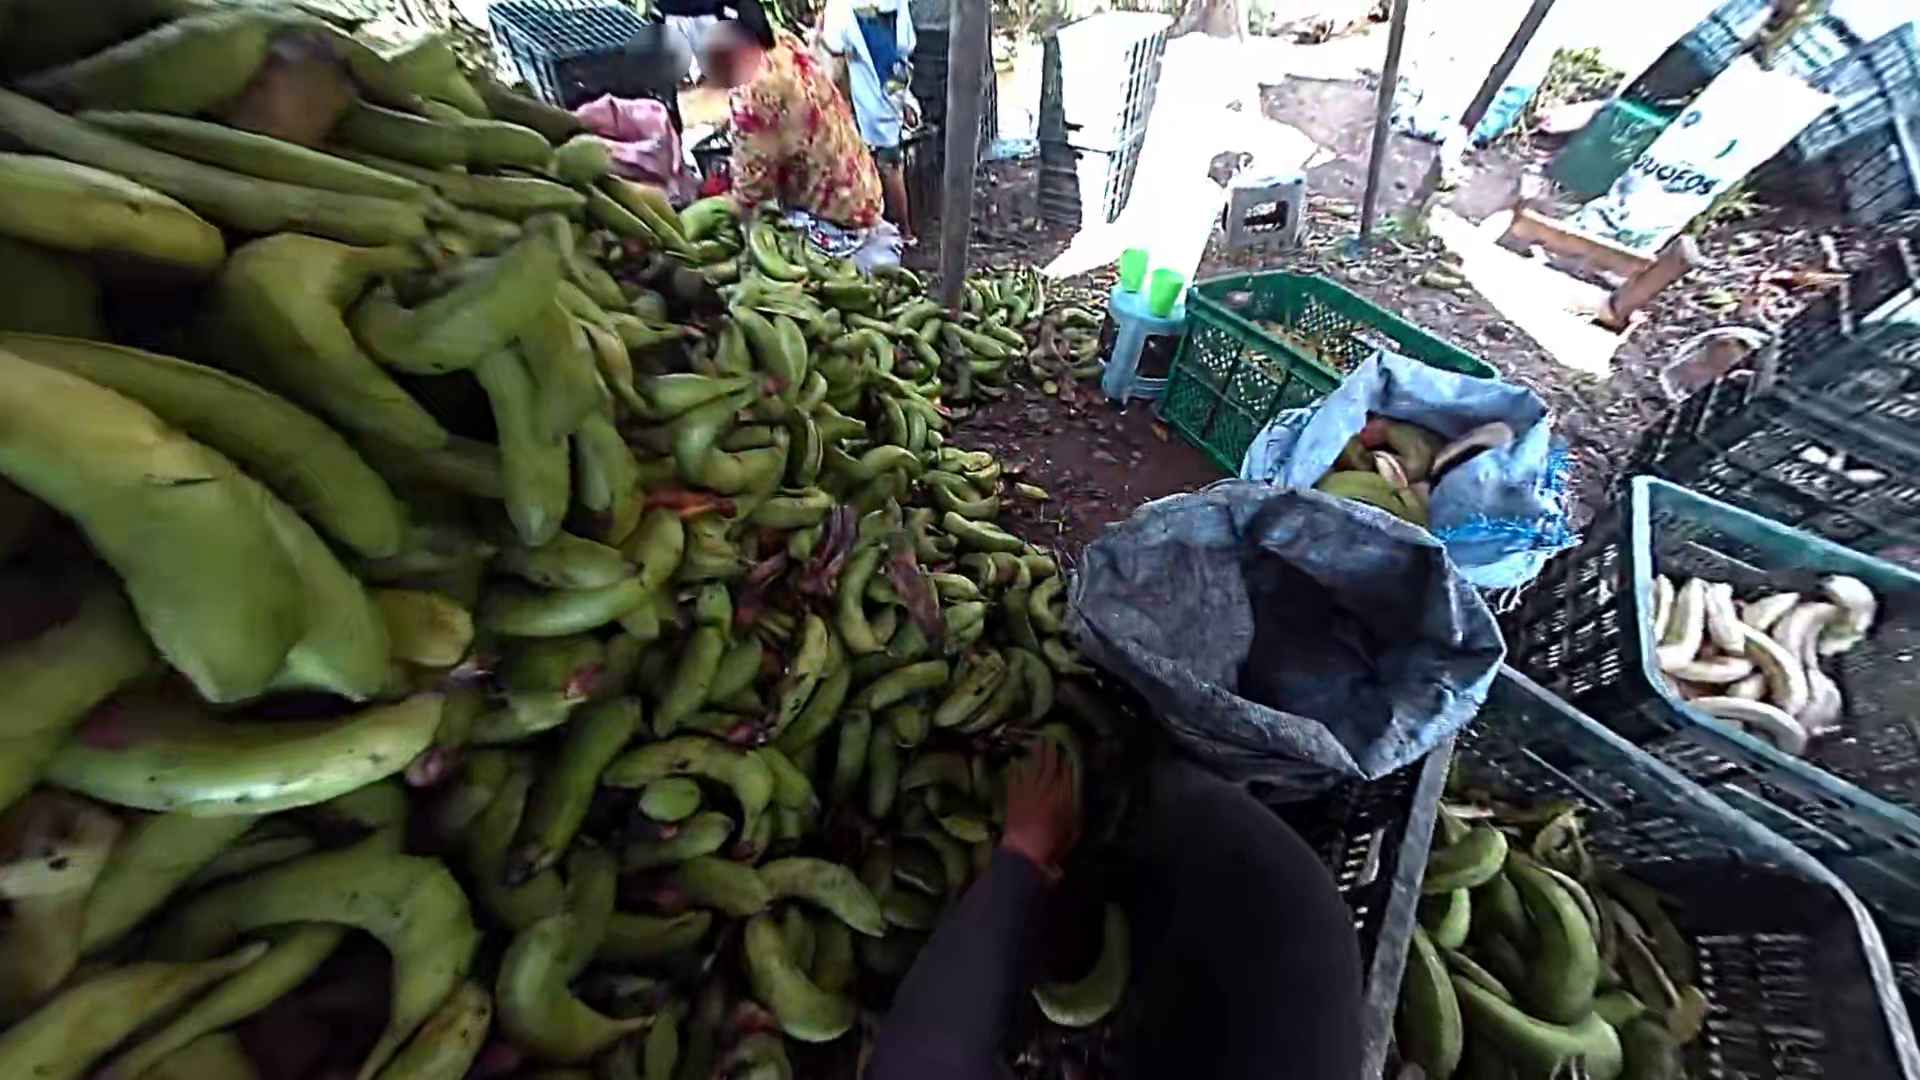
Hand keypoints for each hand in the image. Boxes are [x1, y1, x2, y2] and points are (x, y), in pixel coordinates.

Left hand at [999, 738, 1080, 875]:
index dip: (1068, 760)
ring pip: (1032, 767)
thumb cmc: (1052, 847)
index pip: (1066, 774)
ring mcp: (1027, 792)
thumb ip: (1078, 810)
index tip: (1069, 749)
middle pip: (1049, 766)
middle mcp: (1045, 791)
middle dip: (1050, 751)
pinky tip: (1015, 758)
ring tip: (1036, 740)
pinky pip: (1015, 777)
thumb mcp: (1074, 831)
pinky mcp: (1013, 796)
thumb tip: (1080, 795)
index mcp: (1061, 799)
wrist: (1025, 855)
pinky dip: (1016, 766)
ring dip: (1034, 753)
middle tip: (1051, 736)